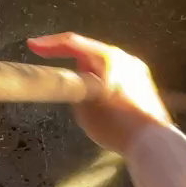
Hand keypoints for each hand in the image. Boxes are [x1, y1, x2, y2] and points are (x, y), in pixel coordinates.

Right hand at [26, 33, 173, 152]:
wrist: (153, 143)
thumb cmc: (114, 124)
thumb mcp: (83, 106)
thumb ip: (75, 86)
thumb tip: (79, 79)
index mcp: (108, 57)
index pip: (72, 43)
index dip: (49, 44)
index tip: (32, 45)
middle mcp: (125, 58)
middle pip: (91, 53)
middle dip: (71, 59)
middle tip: (53, 65)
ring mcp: (138, 71)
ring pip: (105, 65)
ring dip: (88, 72)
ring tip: (76, 89)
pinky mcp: (145, 86)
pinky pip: (117, 77)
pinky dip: (102, 82)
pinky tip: (97, 98)